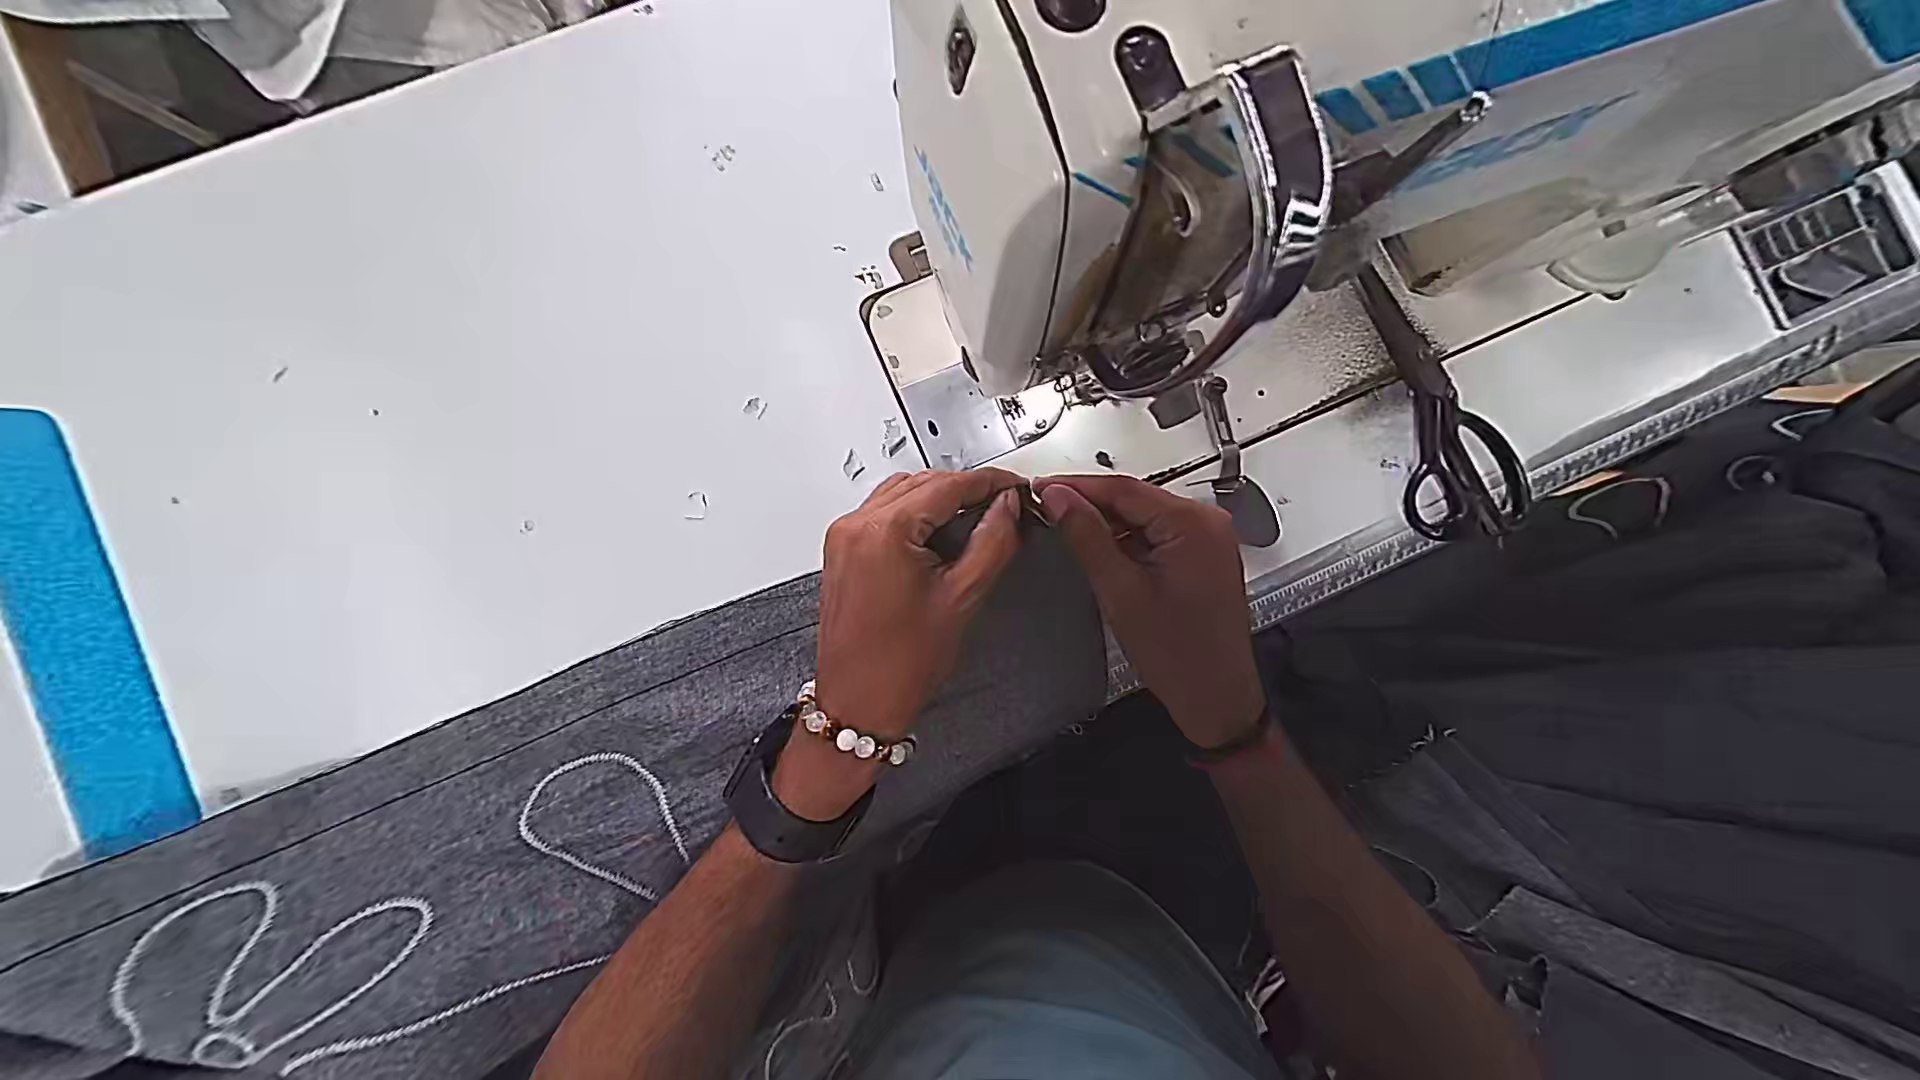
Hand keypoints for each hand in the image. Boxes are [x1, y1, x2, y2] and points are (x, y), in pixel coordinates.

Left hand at [774, 468, 1026, 818]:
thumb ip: (993, 541)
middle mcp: (856, 526)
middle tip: (1002, 504)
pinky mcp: (841, 550)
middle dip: (966, 488)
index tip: (1012, 487)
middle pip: (923, 482)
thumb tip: (1006, 508)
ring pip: (902, 492)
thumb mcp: (963, 597)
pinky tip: (939, 532)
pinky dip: (915, 512)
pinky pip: (883, 512)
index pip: (948, 485)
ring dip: (939, 497)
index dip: (989, 482)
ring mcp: (844, 537)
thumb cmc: (898, 665)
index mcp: (884, 532)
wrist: (859, 702)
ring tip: (975, 518)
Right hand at [1036, 475, 1264, 747]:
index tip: (1043, 489)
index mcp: (1192, 524)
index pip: (1122, 488)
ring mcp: (1207, 539)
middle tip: (1048, 507)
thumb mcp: (1120, 589)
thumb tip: (1061, 499)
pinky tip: (1100, 549)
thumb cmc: (1181, 654)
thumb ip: (1087, 536)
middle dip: (1089, 503)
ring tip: (1067, 528)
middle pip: (1134, 498)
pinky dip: (1125, 539)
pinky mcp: (1200, 555)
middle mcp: (1207, 524)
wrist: (1215, 695)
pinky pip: (1154, 533)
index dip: (1076, 486)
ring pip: (1142, 516)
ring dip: (1105, 522)